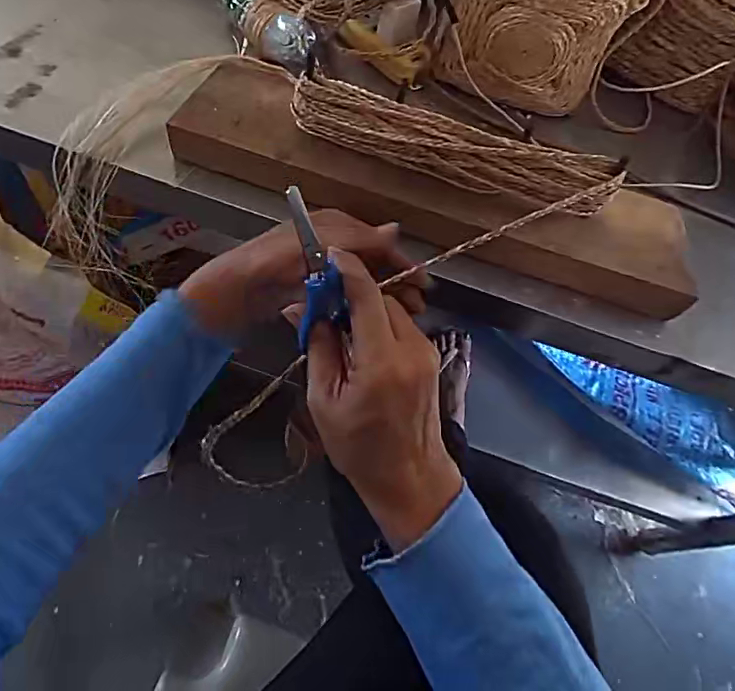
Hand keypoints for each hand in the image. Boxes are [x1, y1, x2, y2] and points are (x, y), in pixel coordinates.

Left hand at [179, 209, 429, 340]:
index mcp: (333, 225)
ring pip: (364, 278)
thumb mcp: (314, 248)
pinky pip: (348, 292)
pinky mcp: (313, 286)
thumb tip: (396, 228)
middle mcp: (332, 241)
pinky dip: (363, 302)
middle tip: (420, 306)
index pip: (378, 242)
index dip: (402, 262)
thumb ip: (355, 240)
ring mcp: (322, 265)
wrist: (228, 295)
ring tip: (405, 313)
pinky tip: (374, 317)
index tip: (425, 282)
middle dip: (397, 280)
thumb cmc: (269, 266)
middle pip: (374, 260)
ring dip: (385, 293)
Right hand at [304, 251, 461, 550]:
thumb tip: (304, 309)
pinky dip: (381, 325)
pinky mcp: (430, 356)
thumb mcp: (324, 401)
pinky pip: (402, 326)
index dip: (348, 270)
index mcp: (381, 362)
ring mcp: (425, 351)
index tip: (330, 256)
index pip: (367, 297)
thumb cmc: (360, 448)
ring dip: (368, 311)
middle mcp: (411, 349)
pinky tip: (364, 346)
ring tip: (343, 332)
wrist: (411, 477)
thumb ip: (318, 347)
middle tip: (326, 306)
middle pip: (381, 299)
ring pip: (393, 310)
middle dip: (354, 296)